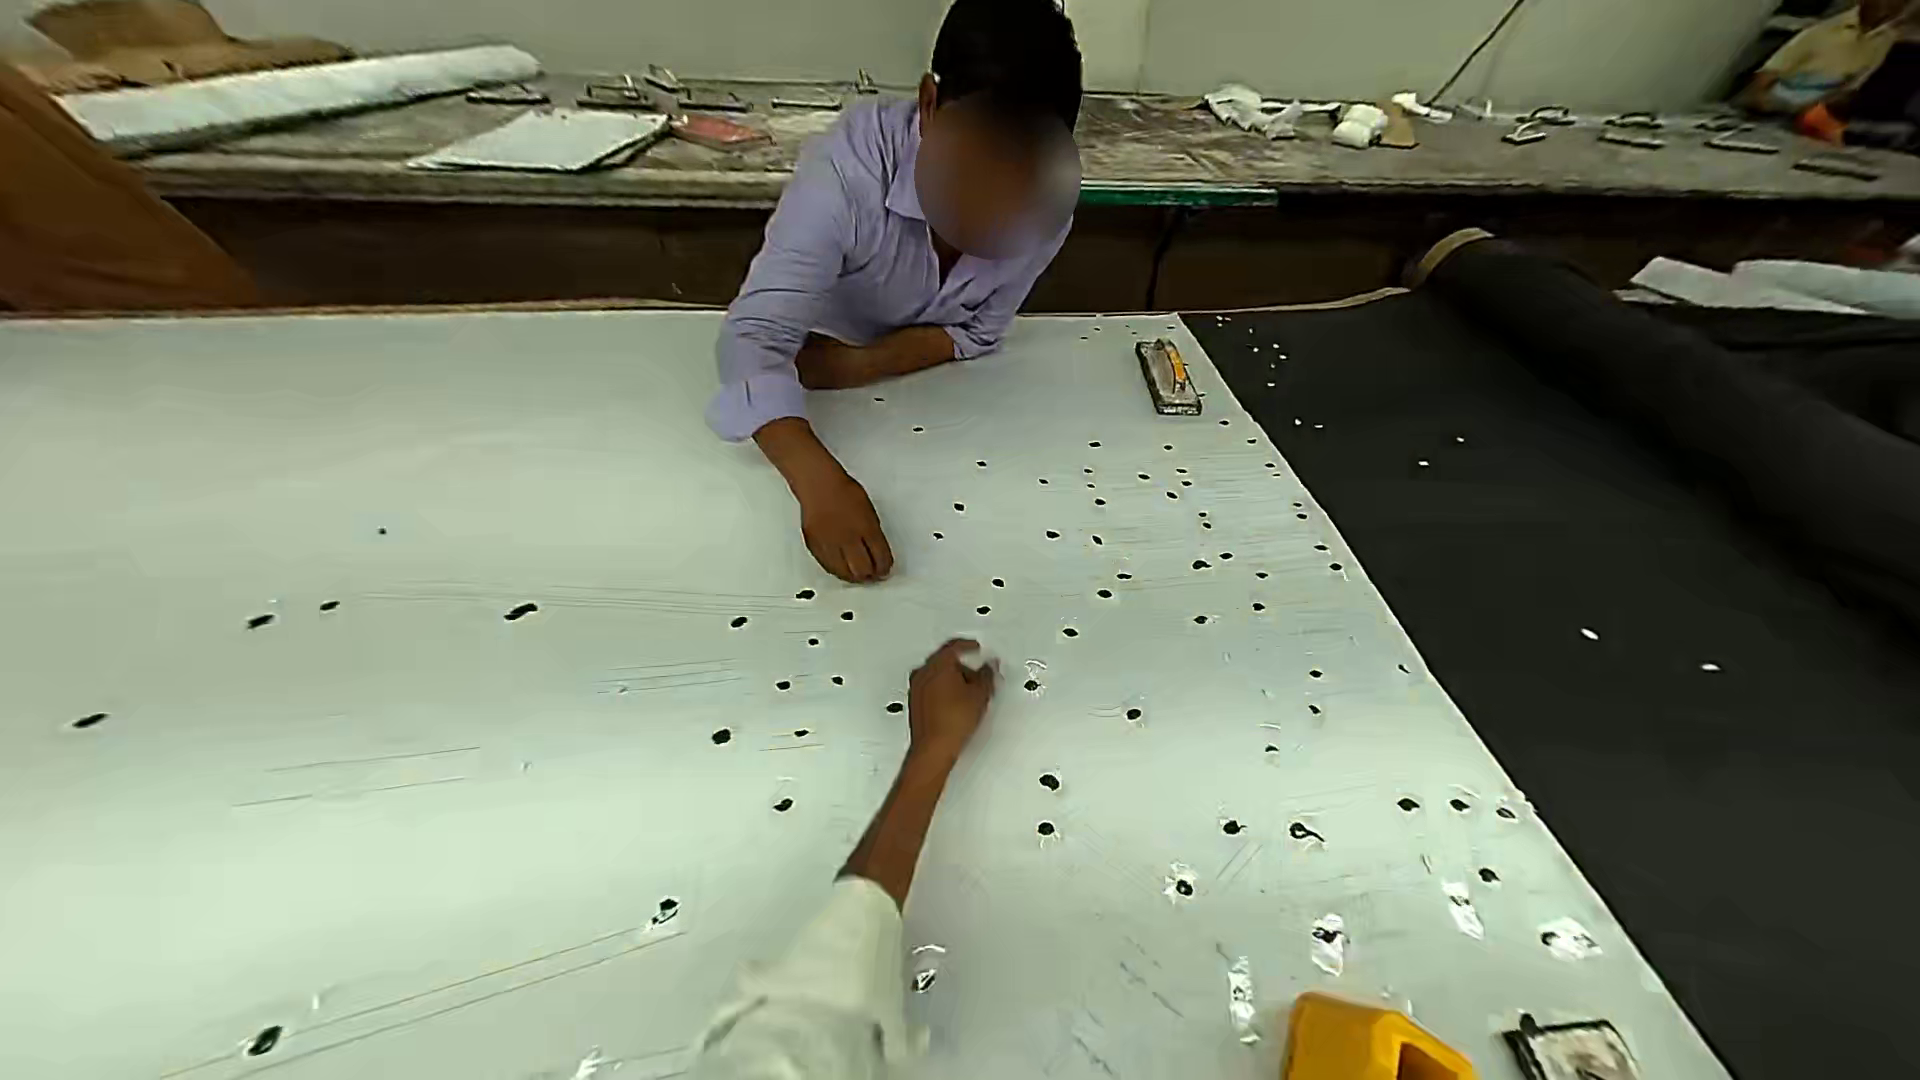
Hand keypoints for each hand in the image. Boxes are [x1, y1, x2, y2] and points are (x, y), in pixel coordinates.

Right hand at [753, 417, 894, 583]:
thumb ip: (875, 535)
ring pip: (845, 572)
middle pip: (864, 569)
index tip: (885, 569)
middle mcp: (849, 538)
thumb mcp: (870, 512)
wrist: (819, 485)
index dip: (885, 567)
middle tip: (873, 575)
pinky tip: (843, 570)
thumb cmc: (845, 492)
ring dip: (855, 577)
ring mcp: (831, 543)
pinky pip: (828, 567)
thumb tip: (879, 554)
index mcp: (867, 529)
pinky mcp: (815, 546)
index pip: (881, 558)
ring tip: (859, 576)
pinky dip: (838, 571)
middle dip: (871, 575)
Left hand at [906, 638, 996, 767]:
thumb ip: (987, 675)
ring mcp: (916, 687)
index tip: (976, 648)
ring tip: (970, 693)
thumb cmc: (952, 721)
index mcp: (938, 664)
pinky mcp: (915, 702)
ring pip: (937, 674)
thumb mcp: (980, 694)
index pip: (954, 646)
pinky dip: (944, 689)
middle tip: (978, 675)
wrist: (934, 748)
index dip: (969, 646)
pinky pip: (931, 687)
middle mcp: (923, 672)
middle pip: (945, 660)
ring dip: (953, 679)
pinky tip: (956, 703)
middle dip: (963, 666)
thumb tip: (990, 667)